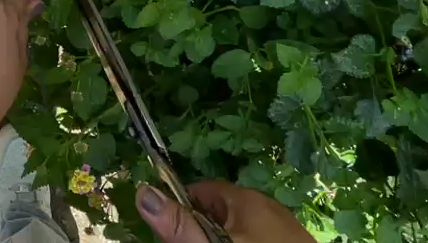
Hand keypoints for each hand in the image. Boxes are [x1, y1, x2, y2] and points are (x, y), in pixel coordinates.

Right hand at [136, 181, 312, 242]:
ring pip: (240, 233)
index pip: (199, 190)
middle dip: (200, 231)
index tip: (168, 234)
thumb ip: (181, 225)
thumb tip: (142, 191)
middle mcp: (266, 210)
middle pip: (218, 214)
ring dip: (220, 238)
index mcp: (246, 199)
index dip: (179, 210)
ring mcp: (284, 235)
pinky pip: (260, 240)